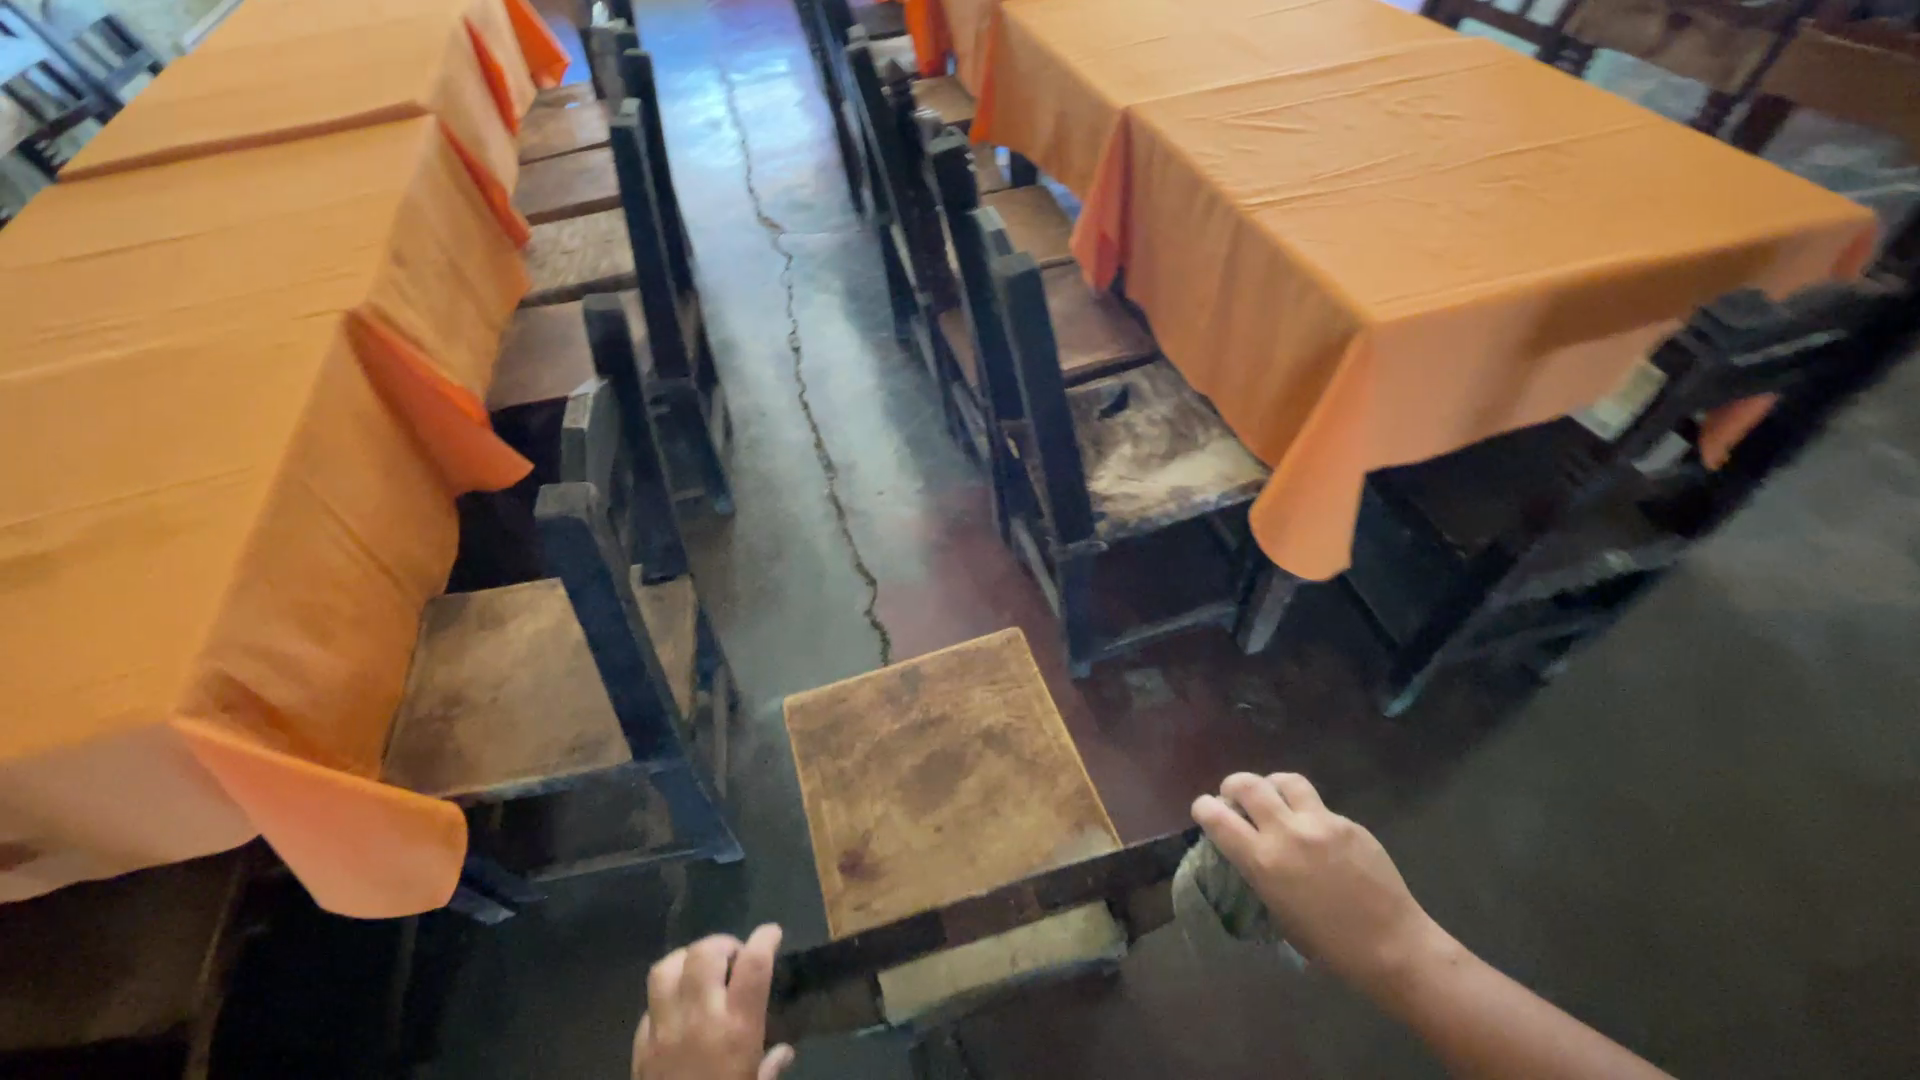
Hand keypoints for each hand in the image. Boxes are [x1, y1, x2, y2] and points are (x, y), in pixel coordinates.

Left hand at [633, 925, 795, 1079]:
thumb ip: (771, 1068)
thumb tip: (784, 1053)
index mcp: (737, 1028)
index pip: (754, 964)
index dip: (765, 938)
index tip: (772, 933)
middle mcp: (700, 1018)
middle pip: (704, 953)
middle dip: (721, 944)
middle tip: (733, 955)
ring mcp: (664, 1031)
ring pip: (665, 969)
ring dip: (685, 960)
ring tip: (699, 969)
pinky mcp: (639, 1049)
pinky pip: (648, 1007)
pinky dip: (663, 998)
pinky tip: (675, 1010)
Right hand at [1192, 773, 1454, 997]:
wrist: (1392, 946)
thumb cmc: (1328, 944)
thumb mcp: (1276, 909)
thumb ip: (1258, 870)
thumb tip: (1249, 847)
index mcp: (1263, 860)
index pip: (1217, 817)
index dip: (1203, 808)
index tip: (1204, 809)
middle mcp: (1288, 832)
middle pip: (1248, 784)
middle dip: (1233, 785)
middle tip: (1234, 796)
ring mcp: (1322, 823)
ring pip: (1286, 780)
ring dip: (1272, 785)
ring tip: (1274, 798)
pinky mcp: (1350, 824)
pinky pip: (1320, 806)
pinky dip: (1308, 813)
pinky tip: (1317, 834)